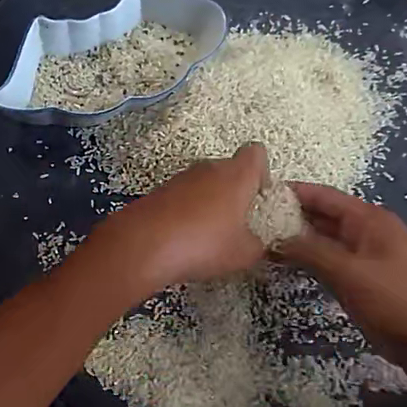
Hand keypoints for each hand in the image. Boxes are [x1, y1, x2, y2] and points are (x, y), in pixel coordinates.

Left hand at [87, 143, 268, 296]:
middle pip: (228, 169)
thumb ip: (257, 245)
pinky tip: (184, 238)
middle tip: (237, 221)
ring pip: (203, 183)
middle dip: (235, 191)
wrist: (144, 245)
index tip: (260, 196)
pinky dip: (186, 212)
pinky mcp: (158, 192)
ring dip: (209, 202)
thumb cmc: (203, 243)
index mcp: (237, 174)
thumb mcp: (244, 253)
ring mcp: (180, 178)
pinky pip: (181, 197)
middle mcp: (208, 168)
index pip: (256, 153)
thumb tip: (256, 244)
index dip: (261, 172)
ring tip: (209, 234)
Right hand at [275, 183, 406, 373]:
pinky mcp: (363, 280)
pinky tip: (285, 264)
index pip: (322, 196)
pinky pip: (330, 262)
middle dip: (290, 217)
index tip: (257, 193)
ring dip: (297, 241)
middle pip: (322, 216)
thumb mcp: (348, 271)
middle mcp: (367, 231)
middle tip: (252, 221)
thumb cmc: (395, 298)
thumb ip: (309, 251)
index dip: (291, 192)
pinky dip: (308, 261)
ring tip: (260, 241)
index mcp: (368, 218)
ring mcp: (366, 256)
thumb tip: (275, 238)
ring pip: (324, 241)